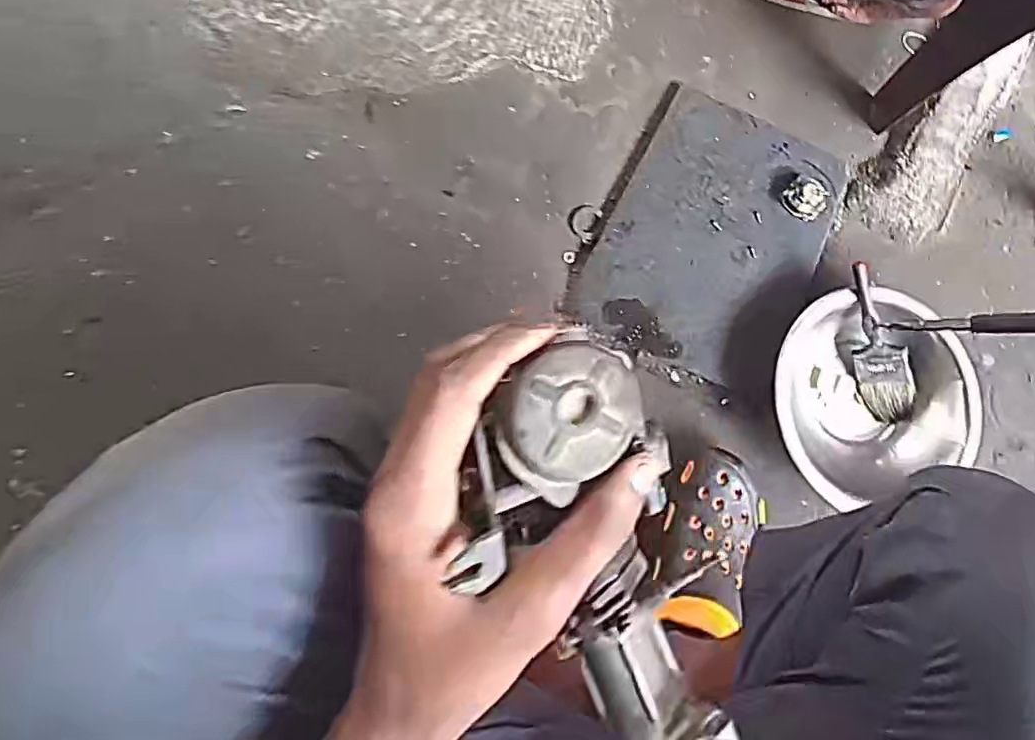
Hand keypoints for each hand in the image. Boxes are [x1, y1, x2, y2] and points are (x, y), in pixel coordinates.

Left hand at [331, 323, 658, 739]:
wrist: (397, 711)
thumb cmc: (449, 671)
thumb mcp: (530, 616)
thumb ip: (587, 542)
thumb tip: (637, 471)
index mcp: (413, 502)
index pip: (449, 393)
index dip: (501, 349)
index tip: (553, 334)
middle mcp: (397, 479)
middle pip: (436, 375)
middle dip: (499, 340)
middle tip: (561, 335)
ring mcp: (400, 480)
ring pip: (435, 385)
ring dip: (490, 354)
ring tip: (549, 348)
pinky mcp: (414, 484)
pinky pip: (443, 409)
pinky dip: (484, 380)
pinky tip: (525, 388)